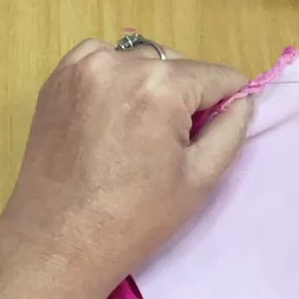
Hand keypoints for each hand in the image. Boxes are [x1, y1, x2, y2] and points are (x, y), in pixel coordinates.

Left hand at [0, 39, 254, 292]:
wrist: (57, 239)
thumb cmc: (134, 219)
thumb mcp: (199, 180)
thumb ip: (230, 130)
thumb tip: (243, 99)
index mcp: (160, 86)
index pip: (216, 76)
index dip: (228, 100)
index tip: (221, 125)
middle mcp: (118, 63)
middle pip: (175, 64)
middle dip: (185, 93)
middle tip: (174, 139)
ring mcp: (80, 68)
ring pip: (136, 59)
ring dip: (148, 81)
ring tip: (140, 127)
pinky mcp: (55, 79)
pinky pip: (97, 59)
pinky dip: (112, 76)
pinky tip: (111, 112)